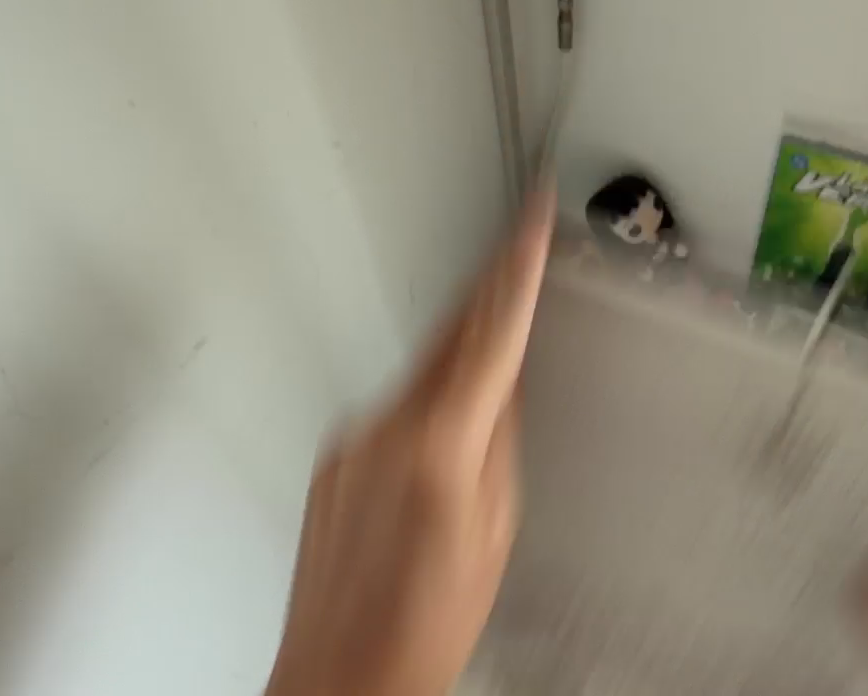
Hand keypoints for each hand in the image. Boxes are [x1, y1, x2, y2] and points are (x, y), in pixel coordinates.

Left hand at [266, 191, 554, 695]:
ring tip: (495, 358)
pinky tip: (445, 428)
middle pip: (452, 332)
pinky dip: (430, 394)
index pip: (492, 331)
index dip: (517, 266)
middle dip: (490, 285)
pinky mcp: (336, 452)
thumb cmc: (427, 622)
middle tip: (519, 238)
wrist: (340, 679)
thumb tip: (503, 386)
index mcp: (439, 442)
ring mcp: (354, 437)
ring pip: (425, 365)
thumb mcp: (496, 528)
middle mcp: (386, 425)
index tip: (531, 217)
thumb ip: (499, 441)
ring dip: (463, 348)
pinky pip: (397, 401)